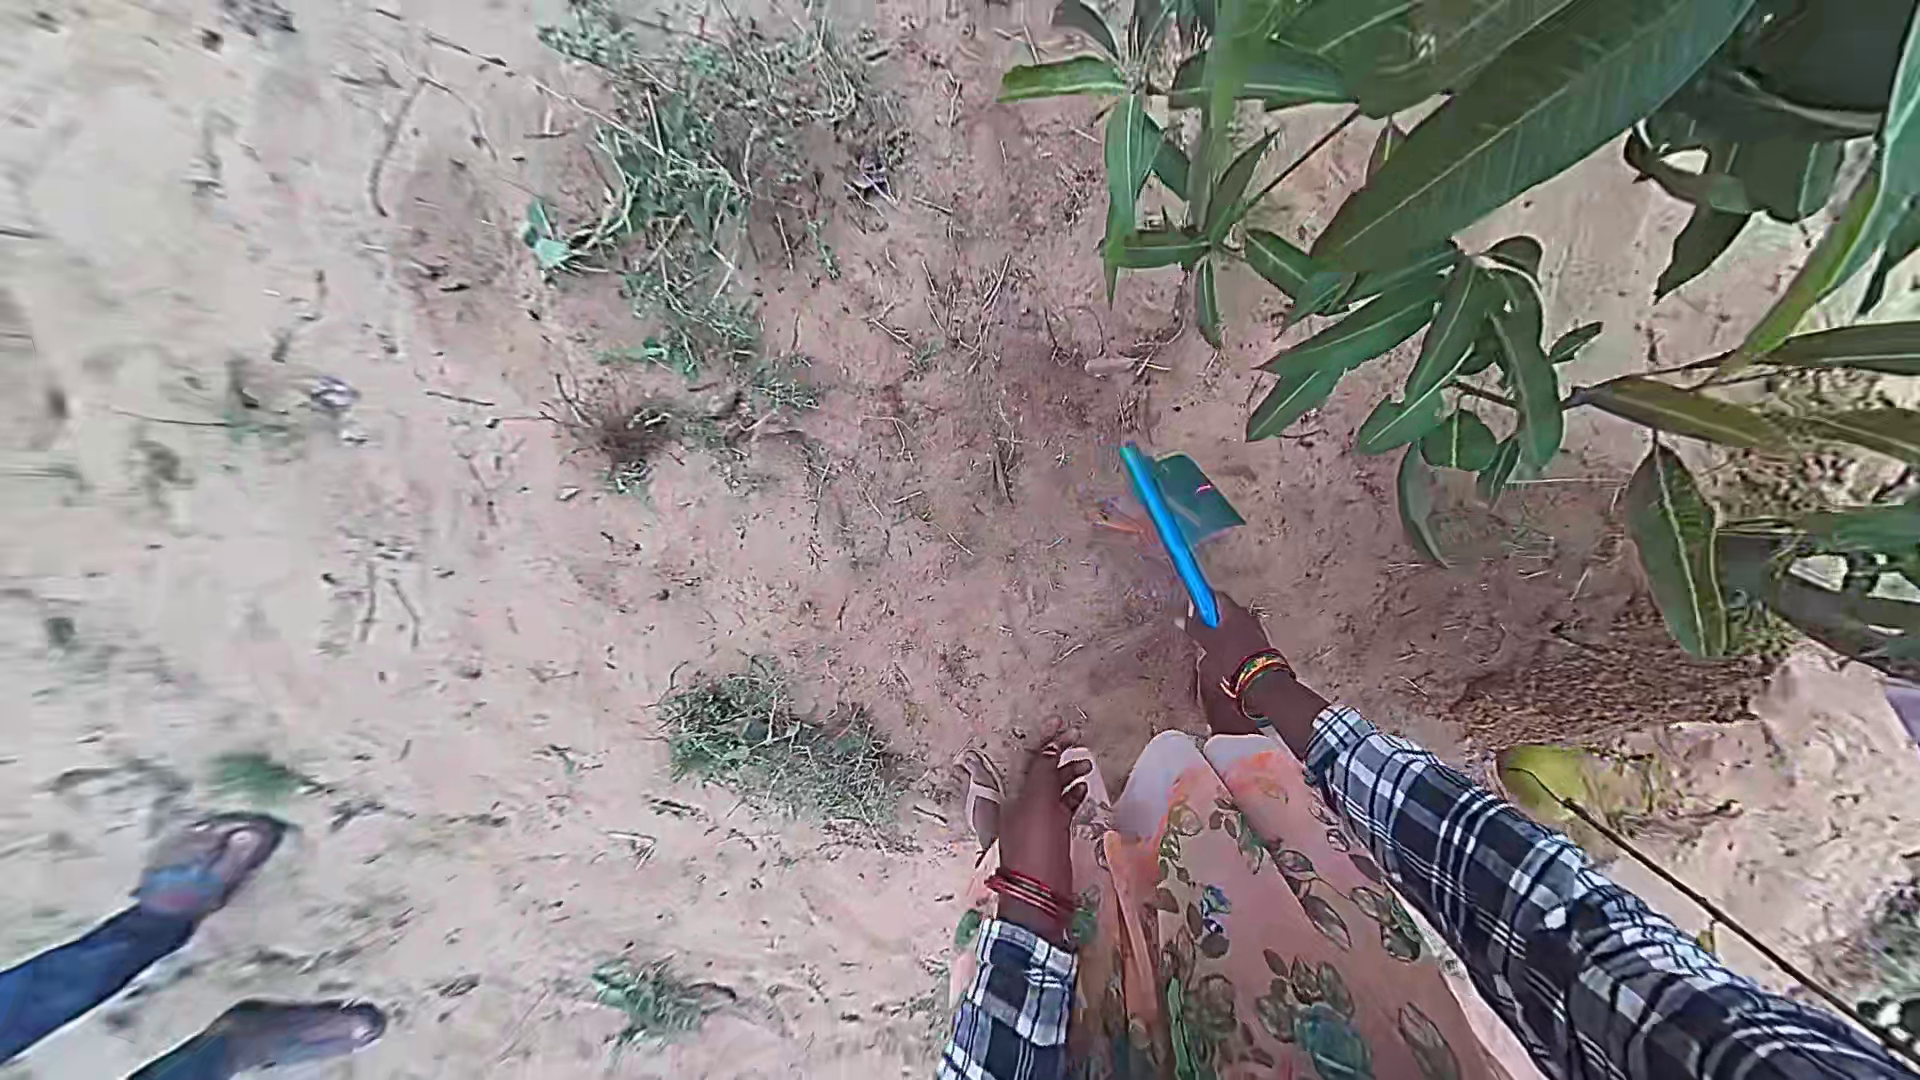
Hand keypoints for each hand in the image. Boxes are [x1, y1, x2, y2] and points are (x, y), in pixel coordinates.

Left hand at [996, 743, 1090, 942]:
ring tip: (1086, 765)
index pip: (1027, 757)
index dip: (1043, 739)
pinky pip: (1061, 805)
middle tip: (1077, 739)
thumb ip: (1043, 775)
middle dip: (1056, 752)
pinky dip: (1071, 795)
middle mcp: (1021, 801)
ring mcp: (1036, 818)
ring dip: (1067, 773)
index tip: (1060, 724)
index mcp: (1011, 792)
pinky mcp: (1050, 833)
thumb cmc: (1035, 849)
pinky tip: (1084, 789)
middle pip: (1039, 769)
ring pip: (1052, 786)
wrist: (1039, 900)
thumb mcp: (1038, 807)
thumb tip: (1050, 750)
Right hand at [1177, 592, 1278, 722]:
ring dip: (1221, 633)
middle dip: (1211, 619)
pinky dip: (1230, 644)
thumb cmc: (1233, 655)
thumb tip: (1181, 618)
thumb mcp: (1208, 640)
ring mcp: (1254, 631)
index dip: (1202, 599)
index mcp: (1233, 610)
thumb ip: (1195, 627)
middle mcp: (1247, 617)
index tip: (1193, 606)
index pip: (1215, 596)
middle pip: (1224, 612)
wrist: (1260, 678)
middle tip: (1198, 631)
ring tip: (1210, 647)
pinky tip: (1224, 656)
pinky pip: (1239, 639)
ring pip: (1232, 626)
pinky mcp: (1258, 646)